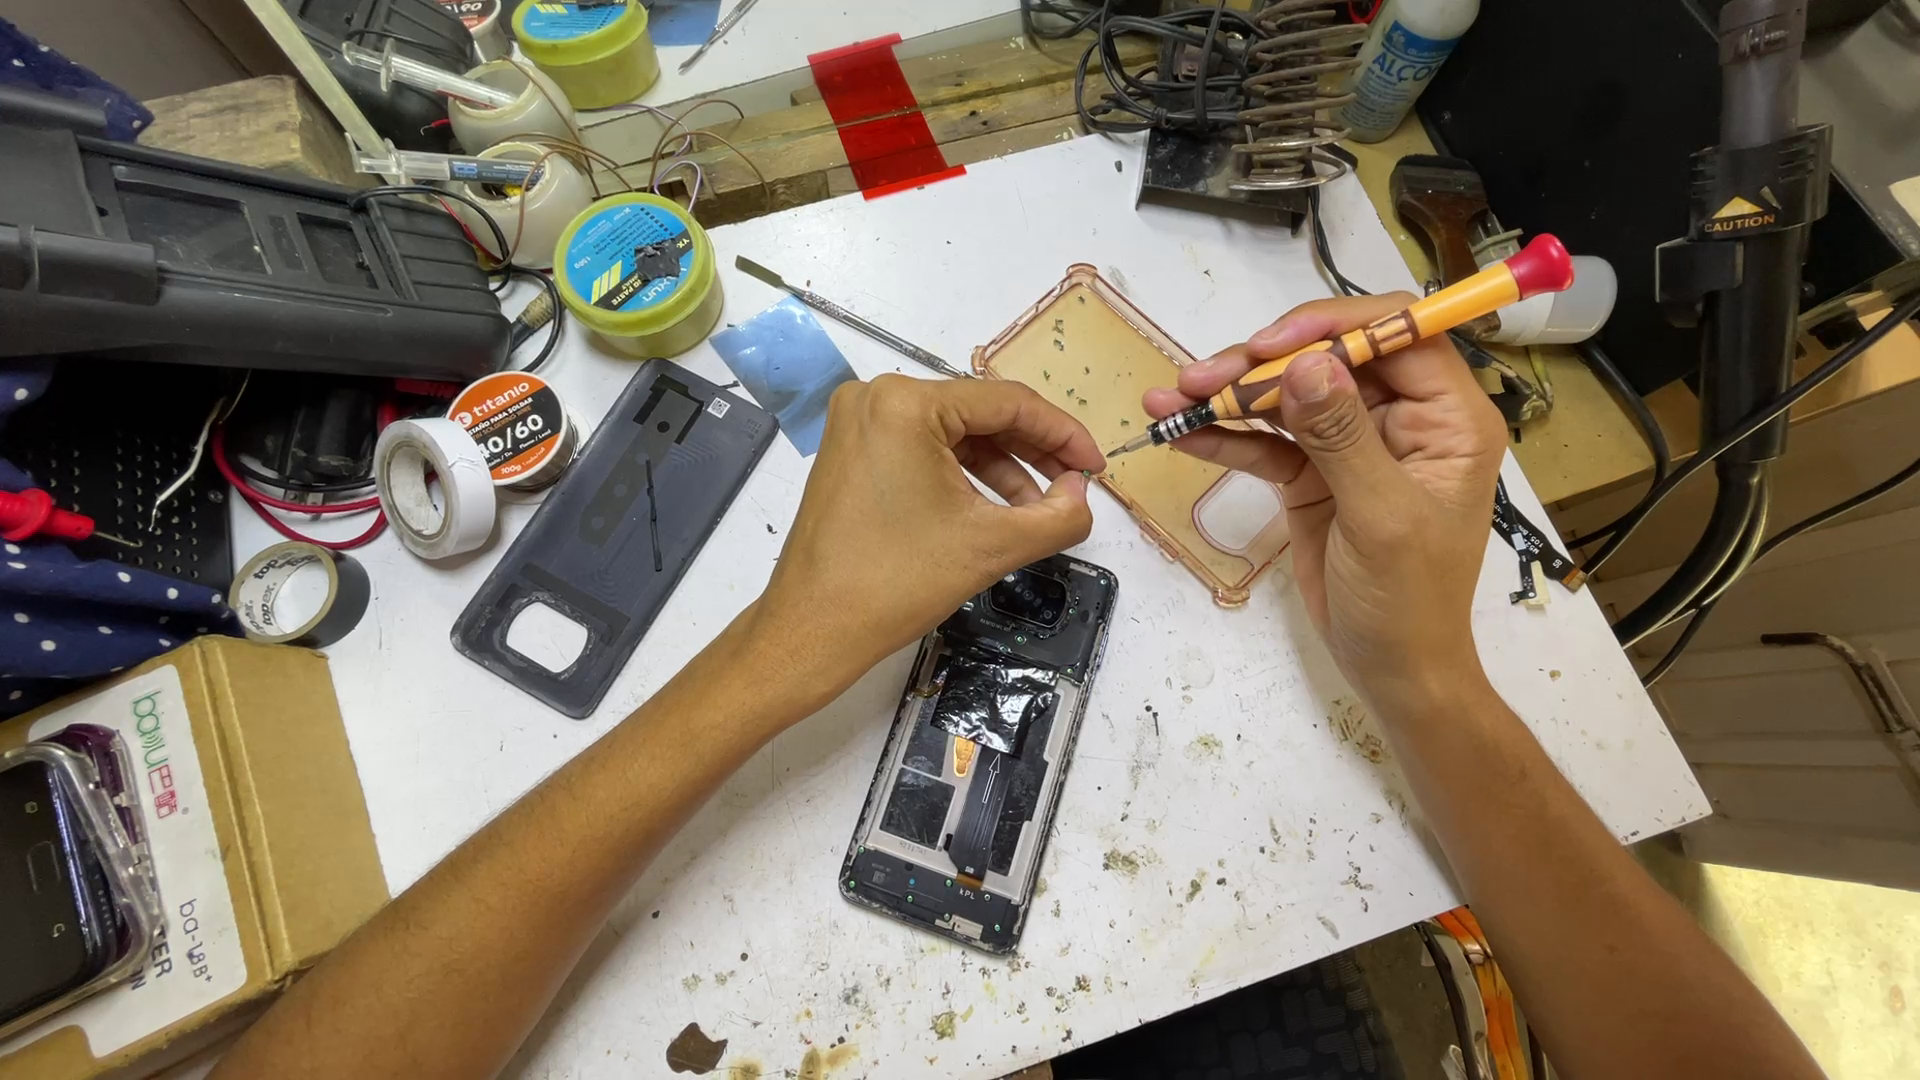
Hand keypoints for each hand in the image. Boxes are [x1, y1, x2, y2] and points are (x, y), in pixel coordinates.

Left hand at [754, 375, 1104, 704]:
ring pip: (952, 434)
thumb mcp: (992, 546)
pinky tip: (992, 509)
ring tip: (1036, 510)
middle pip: (978, 414)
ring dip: (1000, 468)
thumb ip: (1059, 515)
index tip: (1095, 467)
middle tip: (1072, 487)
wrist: (812, 630)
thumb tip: (1081, 491)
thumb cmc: (896, 583)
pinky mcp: (851, 452)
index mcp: (905, 403)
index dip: (1062, 433)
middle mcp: (875, 397)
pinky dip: (961, 476)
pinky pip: (923, 451)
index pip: (1007, 402)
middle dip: (1031, 453)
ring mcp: (858, 424)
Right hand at [1143, 294, 1505, 713]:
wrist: (1387, 663)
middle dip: (1257, 366)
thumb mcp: (1379, 516)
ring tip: (1169, 399)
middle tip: (1195, 378)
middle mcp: (1397, 418)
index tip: (1266, 345)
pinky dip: (1222, 438)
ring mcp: (1346, 444)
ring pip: (1284, 398)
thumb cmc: (1407, 597)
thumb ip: (1342, 438)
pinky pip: (1262, 443)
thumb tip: (1305, 367)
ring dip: (1226, 397)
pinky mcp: (1308, 473)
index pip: (1397, 337)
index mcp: (1444, 418)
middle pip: (1325, 361)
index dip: (1332, 328)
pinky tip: (1180, 433)